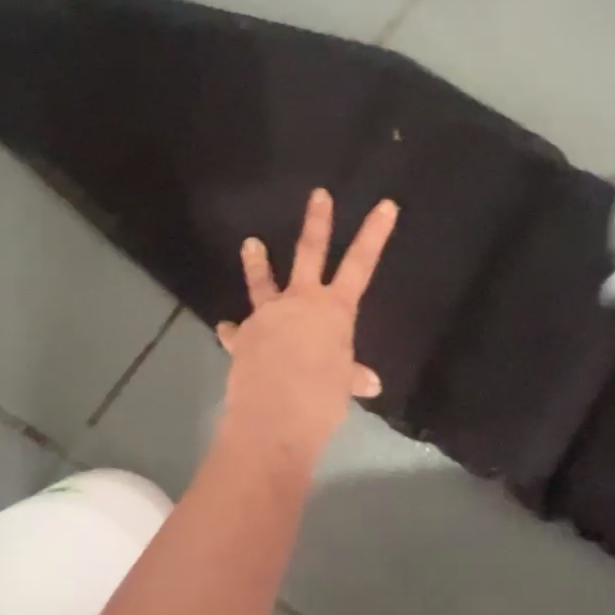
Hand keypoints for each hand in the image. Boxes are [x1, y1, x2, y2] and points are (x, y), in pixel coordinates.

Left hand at [214, 189, 398, 463]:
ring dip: (257, 263)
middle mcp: (300, 302)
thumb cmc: (321, 400)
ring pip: (263, 282)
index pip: (361, 264)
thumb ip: (351, 375)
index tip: (385, 205)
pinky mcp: (242, 337)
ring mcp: (267, 316)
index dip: (375, 233)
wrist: (273, 419)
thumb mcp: (343, 386)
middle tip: (318, 195)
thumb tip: (367, 382)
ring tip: (250, 243)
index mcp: (334, 310)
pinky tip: (229, 330)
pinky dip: (236, 331)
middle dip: (317, 222)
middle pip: (310, 253)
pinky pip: (238, 331)